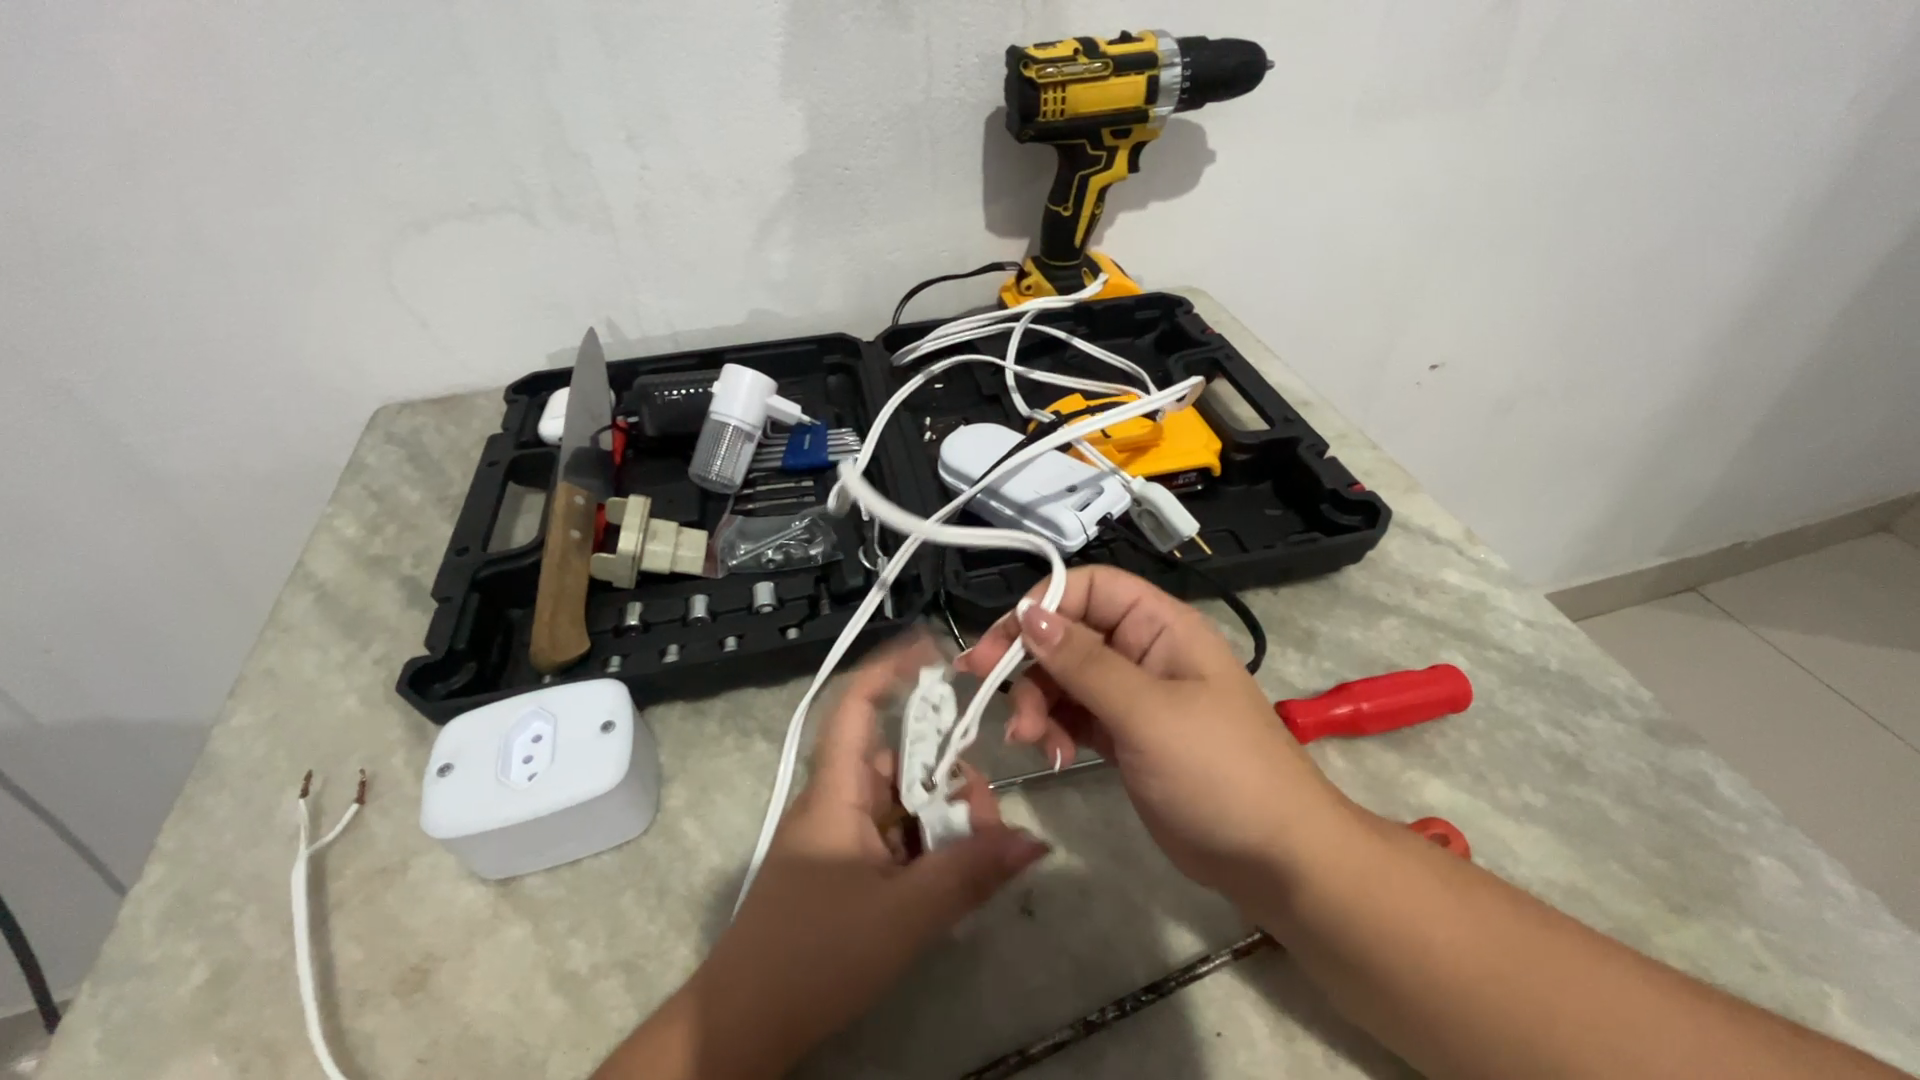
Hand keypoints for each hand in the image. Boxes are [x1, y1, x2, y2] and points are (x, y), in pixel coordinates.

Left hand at [684, 635, 1050, 1075]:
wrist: (743, 1025)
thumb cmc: (814, 955)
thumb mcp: (904, 914)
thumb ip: (971, 874)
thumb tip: (1036, 841)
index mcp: (837, 795)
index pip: (858, 707)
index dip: (892, 670)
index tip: (936, 650)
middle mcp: (837, 807)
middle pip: (899, 763)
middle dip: (949, 778)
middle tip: (988, 824)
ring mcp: (838, 844)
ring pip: (902, 807)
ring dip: (943, 821)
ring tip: (979, 857)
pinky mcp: (842, 877)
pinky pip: (895, 843)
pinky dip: (927, 851)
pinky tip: (955, 880)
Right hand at [955, 566, 1351, 895]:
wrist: (1273, 856)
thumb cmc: (1219, 770)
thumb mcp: (1147, 712)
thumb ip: (1084, 663)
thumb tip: (1027, 614)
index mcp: (1161, 626)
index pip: (1090, 589)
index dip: (1043, 605)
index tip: (1001, 642)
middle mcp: (1144, 652)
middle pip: (1068, 635)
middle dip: (1029, 663)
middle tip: (985, 690)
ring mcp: (1133, 697)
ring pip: (1064, 678)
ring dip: (1038, 703)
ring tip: (1033, 740)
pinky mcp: (1125, 737)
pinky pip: (1075, 716)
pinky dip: (1056, 729)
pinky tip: (1054, 754)